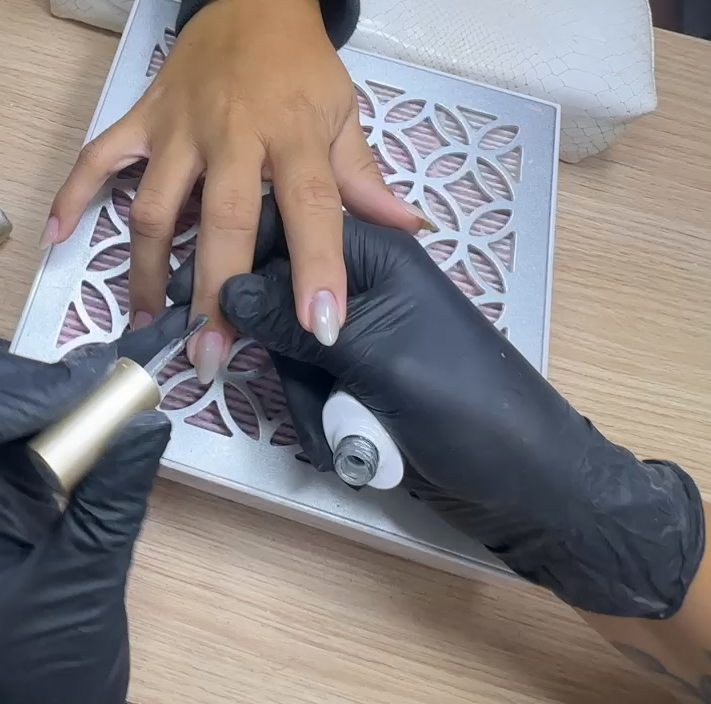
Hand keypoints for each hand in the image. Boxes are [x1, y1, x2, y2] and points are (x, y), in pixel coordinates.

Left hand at [0, 348, 170, 703]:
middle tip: (103, 384)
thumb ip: (114, 499)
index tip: (87, 387)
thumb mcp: (88, 583)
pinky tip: (93, 418)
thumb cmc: (49, 671)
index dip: (17, 392)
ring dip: (47, 395)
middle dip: (36, 383)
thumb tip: (148, 418)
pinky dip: (55, 419)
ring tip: (104, 392)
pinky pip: (14, 438)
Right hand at [46, 0, 420, 383]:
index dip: (318, 268)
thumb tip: (408, 230)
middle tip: (210, 356)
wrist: (253, 0)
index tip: (321, 327)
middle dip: (217, 292)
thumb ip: (364, 176)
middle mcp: (232, 133)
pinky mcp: (141, 116)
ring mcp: (177, 127)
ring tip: (147, 323)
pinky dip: (73, 194)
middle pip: (222, 220)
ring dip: (146, 268)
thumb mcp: (344, 110)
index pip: (311, 206)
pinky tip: (56, 239)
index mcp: (294, 132)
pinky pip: (98, 157)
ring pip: (153, 205)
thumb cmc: (301, 64)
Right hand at [218, 215, 706, 618]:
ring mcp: (353, 327)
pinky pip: (302, 372)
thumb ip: (293, 320)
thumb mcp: (375, 355)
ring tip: (314, 421)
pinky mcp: (351, 369)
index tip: (184, 295)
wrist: (526, 484)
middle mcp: (356, 279)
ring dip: (288, 381)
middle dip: (255, 332)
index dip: (231, 258)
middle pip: (272, 285)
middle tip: (212, 360)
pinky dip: (305, 402)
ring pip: (282, 336)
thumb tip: (221, 289)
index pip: (282, 227)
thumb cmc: (461, 401)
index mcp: (371, 251)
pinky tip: (326, 433)